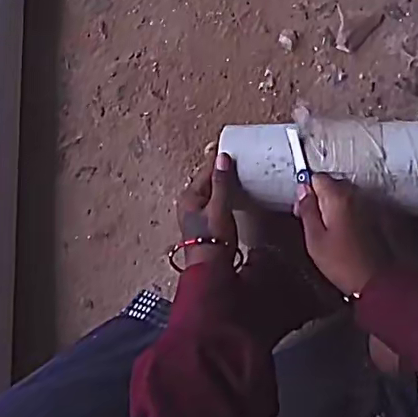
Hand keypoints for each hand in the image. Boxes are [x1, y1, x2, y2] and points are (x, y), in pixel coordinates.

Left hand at [176, 153, 241, 267]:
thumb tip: (222, 158)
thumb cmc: (213, 238)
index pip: (205, 171)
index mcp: (190, 196)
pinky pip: (211, 201)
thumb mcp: (219, 207)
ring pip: (207, 192)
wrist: (210, 268)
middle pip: (204, 181)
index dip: (216, 160)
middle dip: (215, 170)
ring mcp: (194, 215)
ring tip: (228, 173)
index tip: (225, 148)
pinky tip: (226, 196)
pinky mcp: (203, 224)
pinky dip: (219, 194)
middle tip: (227, 158)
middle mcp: (188, 204)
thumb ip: (221, 182)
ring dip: (217, 183)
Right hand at [294, 173, 393, 295]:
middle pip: (331, 183)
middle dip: (320, 197)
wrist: (379, 282)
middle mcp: (356, 195)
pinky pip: (356, 206)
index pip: (315, 177)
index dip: (305, 191)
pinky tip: (344, 234)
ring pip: (344, 195)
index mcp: (338, 196)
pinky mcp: (378, 217)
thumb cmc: (345, 263)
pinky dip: (348, 214)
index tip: (301, 208)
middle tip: (313, 222)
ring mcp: (369, 205)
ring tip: (329, 231)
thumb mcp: (314, 239)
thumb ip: (306, 210)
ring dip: (334, 206)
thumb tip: (302, 192)